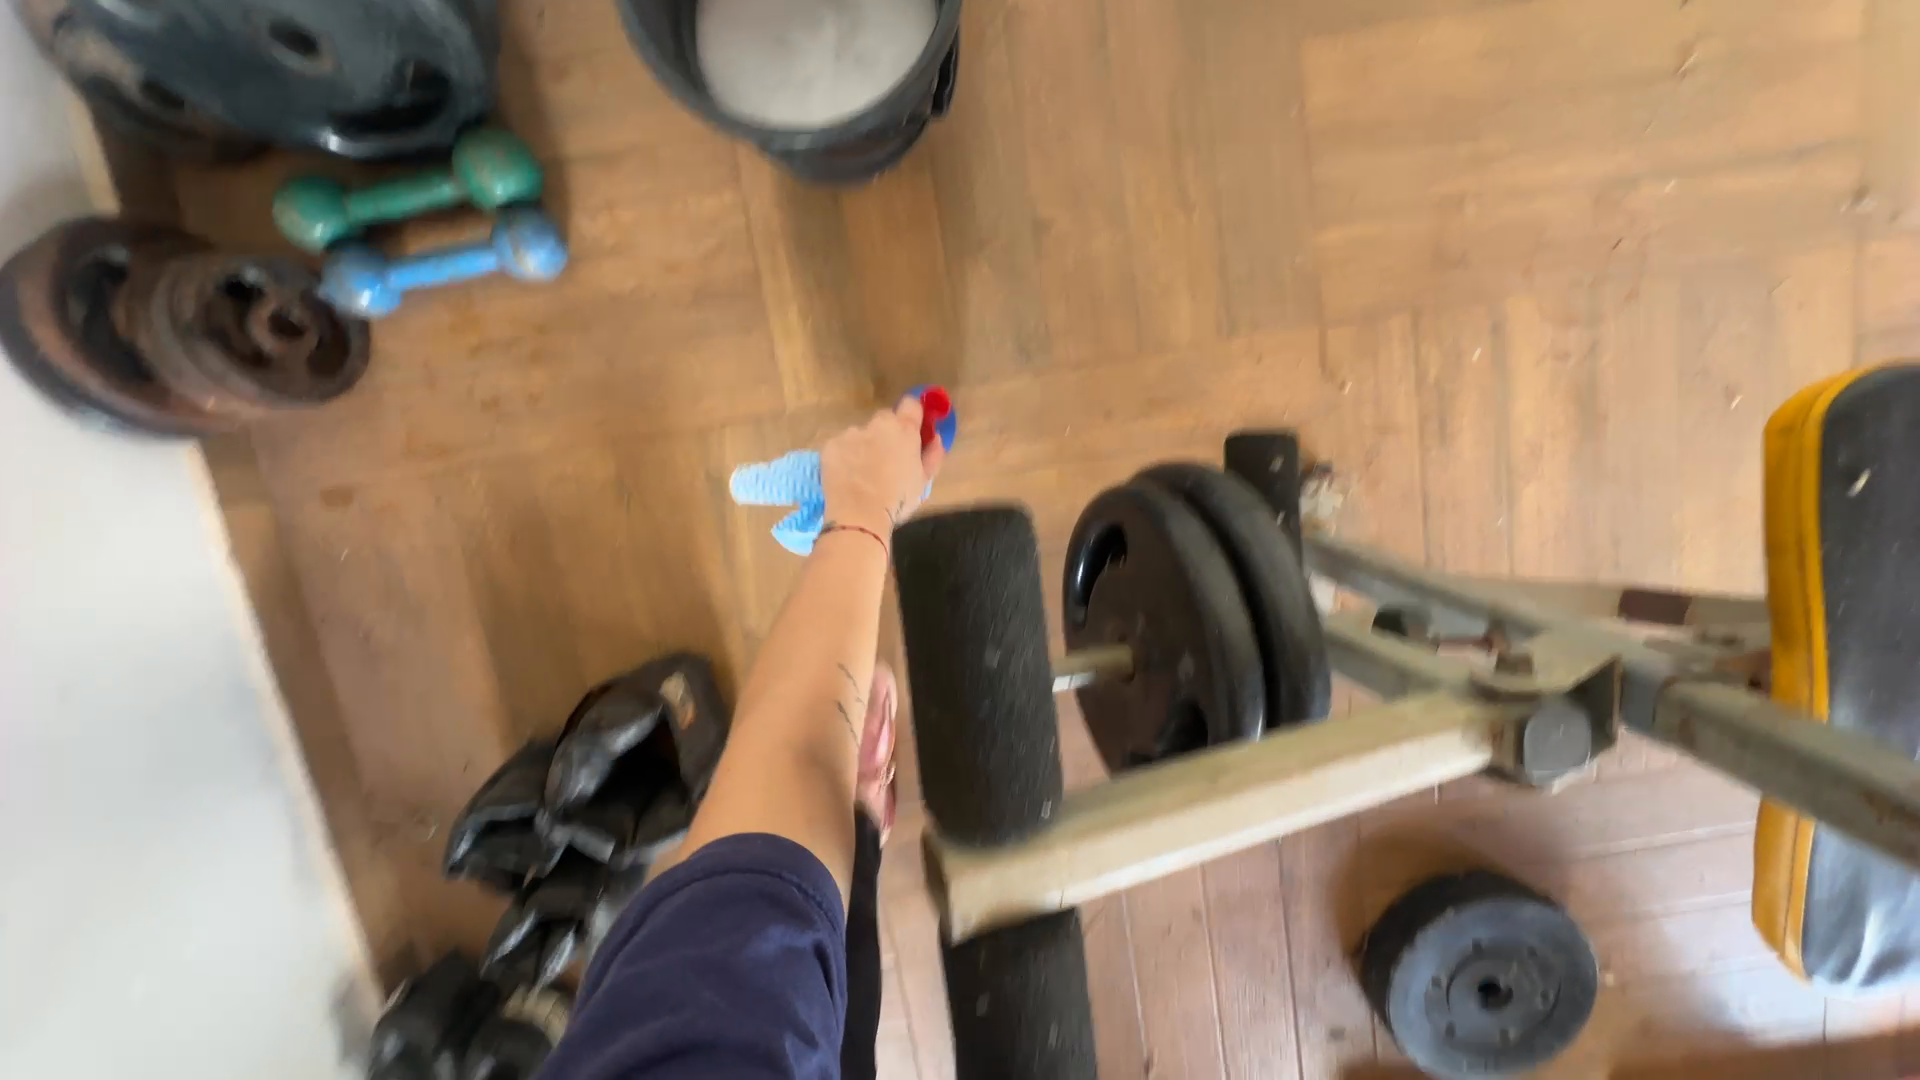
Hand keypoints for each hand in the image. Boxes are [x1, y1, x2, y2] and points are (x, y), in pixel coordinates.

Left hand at [820, 396, 946, 538]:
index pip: (911, 404)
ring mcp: (851, 433)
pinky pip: (841, 446)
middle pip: (885, 418)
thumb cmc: (898, 500)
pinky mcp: (831, 445)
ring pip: (861, 433)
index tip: (913, 427)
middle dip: (887, 433)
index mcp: (904, 429)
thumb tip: (936, 437)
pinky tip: (847, 476)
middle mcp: (877, 424)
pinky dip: (845, 456)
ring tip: (863, 472)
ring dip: (864, 445)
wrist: (859, 515)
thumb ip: (933, 454)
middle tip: (887, 458)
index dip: (912, 413)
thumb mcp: (924, 481)